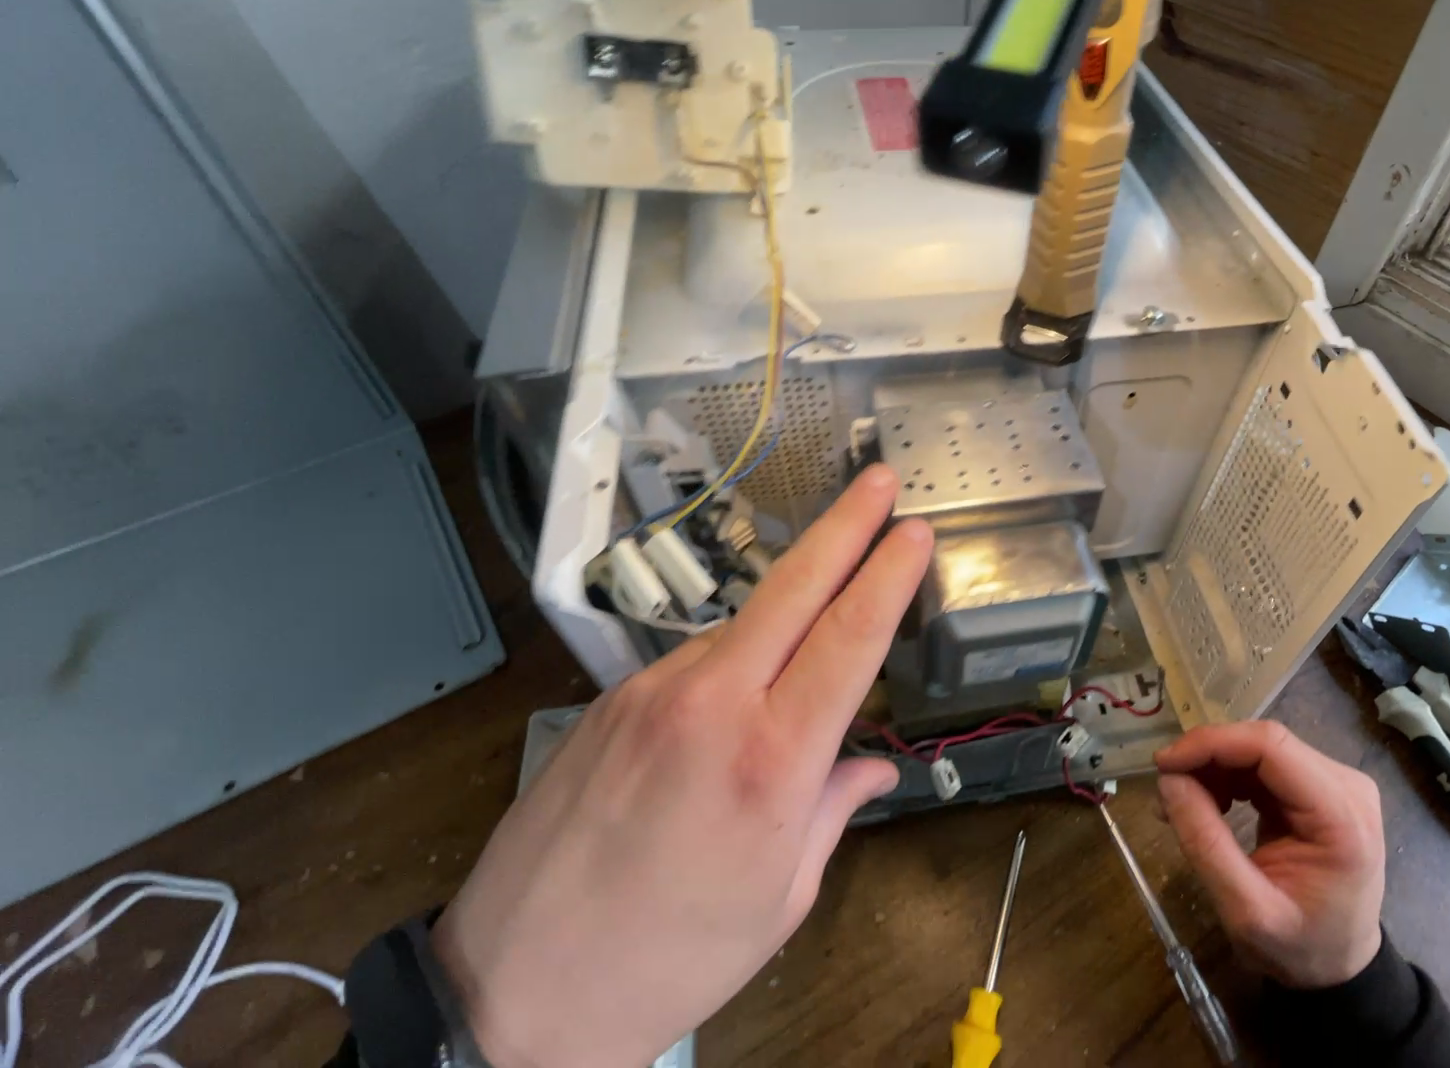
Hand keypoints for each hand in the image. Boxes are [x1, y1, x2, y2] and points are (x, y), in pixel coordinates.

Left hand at [431, 465, 932, 1066]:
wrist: (517, 988)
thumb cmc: (675, 957)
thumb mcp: (782, 895)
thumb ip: (833, 809)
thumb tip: (870, 764)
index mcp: (770, 761)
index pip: (848, 640)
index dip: (887, 576)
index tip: (915, 530)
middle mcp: (710, 704)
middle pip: (791, 589)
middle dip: (844, 526)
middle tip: (879, 480)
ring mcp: (651, 693)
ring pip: (742, 624)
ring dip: (790, 609)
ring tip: (813, 641)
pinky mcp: (611, 701)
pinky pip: (694, 659)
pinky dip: (735, 657)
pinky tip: (740, 696)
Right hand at [1155, 721, 1385, 989]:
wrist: (1339, 969)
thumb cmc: (1299, 948)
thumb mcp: (1245, 910)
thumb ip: (1206, 844)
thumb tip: (1168, 780)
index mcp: (1342, 817)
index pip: (1271, 747)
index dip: (1212, 744)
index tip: (1164, 765)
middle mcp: (1347, 786)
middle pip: (1264, 743)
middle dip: (1207, 757)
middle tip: (1166, 789)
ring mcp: (1335, 784)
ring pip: (1259, 749)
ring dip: (1213, 768)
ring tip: (1181, 805)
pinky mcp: (1319, 788)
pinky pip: (1262, 764)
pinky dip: (1226, 777)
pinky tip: (1207, 805)